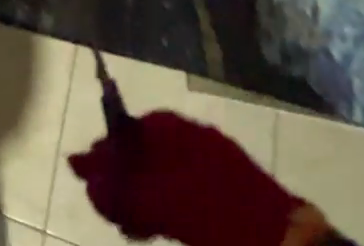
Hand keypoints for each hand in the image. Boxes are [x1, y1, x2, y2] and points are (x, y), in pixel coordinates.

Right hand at [67, 111, 319, 245]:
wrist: (285, 242)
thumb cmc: (214, 212)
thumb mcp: (157, 201)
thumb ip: (116, 186)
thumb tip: (78, 168)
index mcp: (170, 128)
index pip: (122, 131)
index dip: (104, 157)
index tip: (91, 183)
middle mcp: (188, 135)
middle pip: (141, 152)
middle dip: (121, 179)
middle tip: (111, 211)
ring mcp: (211, 160)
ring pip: (161, 173)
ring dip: (141, 197)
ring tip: (133, 225)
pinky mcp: (227, 187)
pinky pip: (182, 189)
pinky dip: (165, 206)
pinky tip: (158, 227)